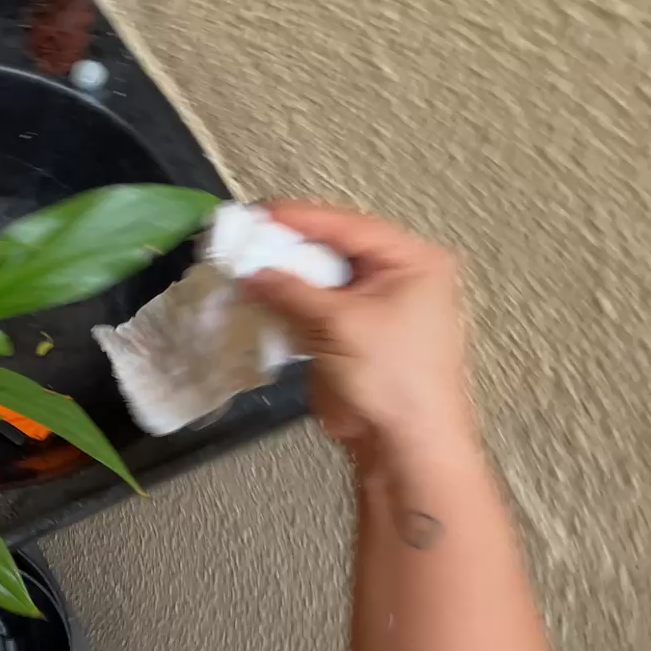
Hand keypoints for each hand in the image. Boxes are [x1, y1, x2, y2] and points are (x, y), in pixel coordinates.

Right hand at [239, 201, 474, 454]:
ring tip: (240, 266)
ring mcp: (366, 305)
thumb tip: (249, 270)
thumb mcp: (340, 322)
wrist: (399, 437)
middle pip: (329, 249)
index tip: (256, 214)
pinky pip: (307, 305)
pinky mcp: (343, 331)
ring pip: (314, 278)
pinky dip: (281, 301)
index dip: (300, 219)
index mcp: (410, 262)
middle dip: (285, 247)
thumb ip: (291, 290)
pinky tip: (254, 296)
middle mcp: (392, 277)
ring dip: (279, 275)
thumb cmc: (390, 374)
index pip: (347, 226)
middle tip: (242, 239)